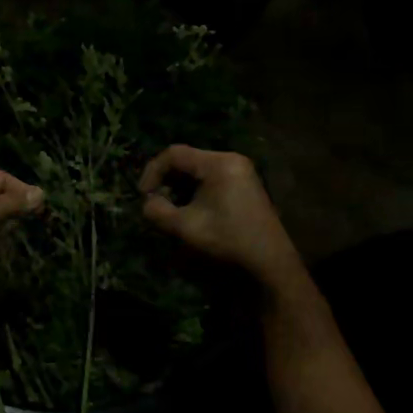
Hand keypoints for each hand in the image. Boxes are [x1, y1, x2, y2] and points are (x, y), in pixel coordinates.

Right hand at [139, 145, 301, 285]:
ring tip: (170, 209)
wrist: (269, 259)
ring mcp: (239, 170)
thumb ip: (157, 211)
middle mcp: (230, 159)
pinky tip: (189, 210)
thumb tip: (148, 203)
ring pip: (197, 170)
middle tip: (155, 203)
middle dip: (166, 180)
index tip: (143, 195)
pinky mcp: (243, 183)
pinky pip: (210, 178)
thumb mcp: (185, 227)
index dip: (152, 172)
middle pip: (186, 160)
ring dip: (178, 187)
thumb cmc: (227, 238)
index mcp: (218, 163)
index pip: (174, 154)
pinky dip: (194, 190)